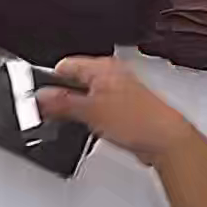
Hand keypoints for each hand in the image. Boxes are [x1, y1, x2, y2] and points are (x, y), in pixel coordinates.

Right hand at [36, 56, 199, 165]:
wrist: (166, 141)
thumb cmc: (139, 120)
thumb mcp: (90, 111)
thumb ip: (61, 103)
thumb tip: (40, 97)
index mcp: (102, 67)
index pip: (64, 66)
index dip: (49, 82)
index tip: (40, 99)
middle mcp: (111, 74)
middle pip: (74, 81)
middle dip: (62, 97)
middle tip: (54, 113)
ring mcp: (119, 91)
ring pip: (86, 95)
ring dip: (78, 109)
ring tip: (76, 123)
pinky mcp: (124, 108)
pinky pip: (98, 108)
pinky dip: (92, 117)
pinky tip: (93, 128)